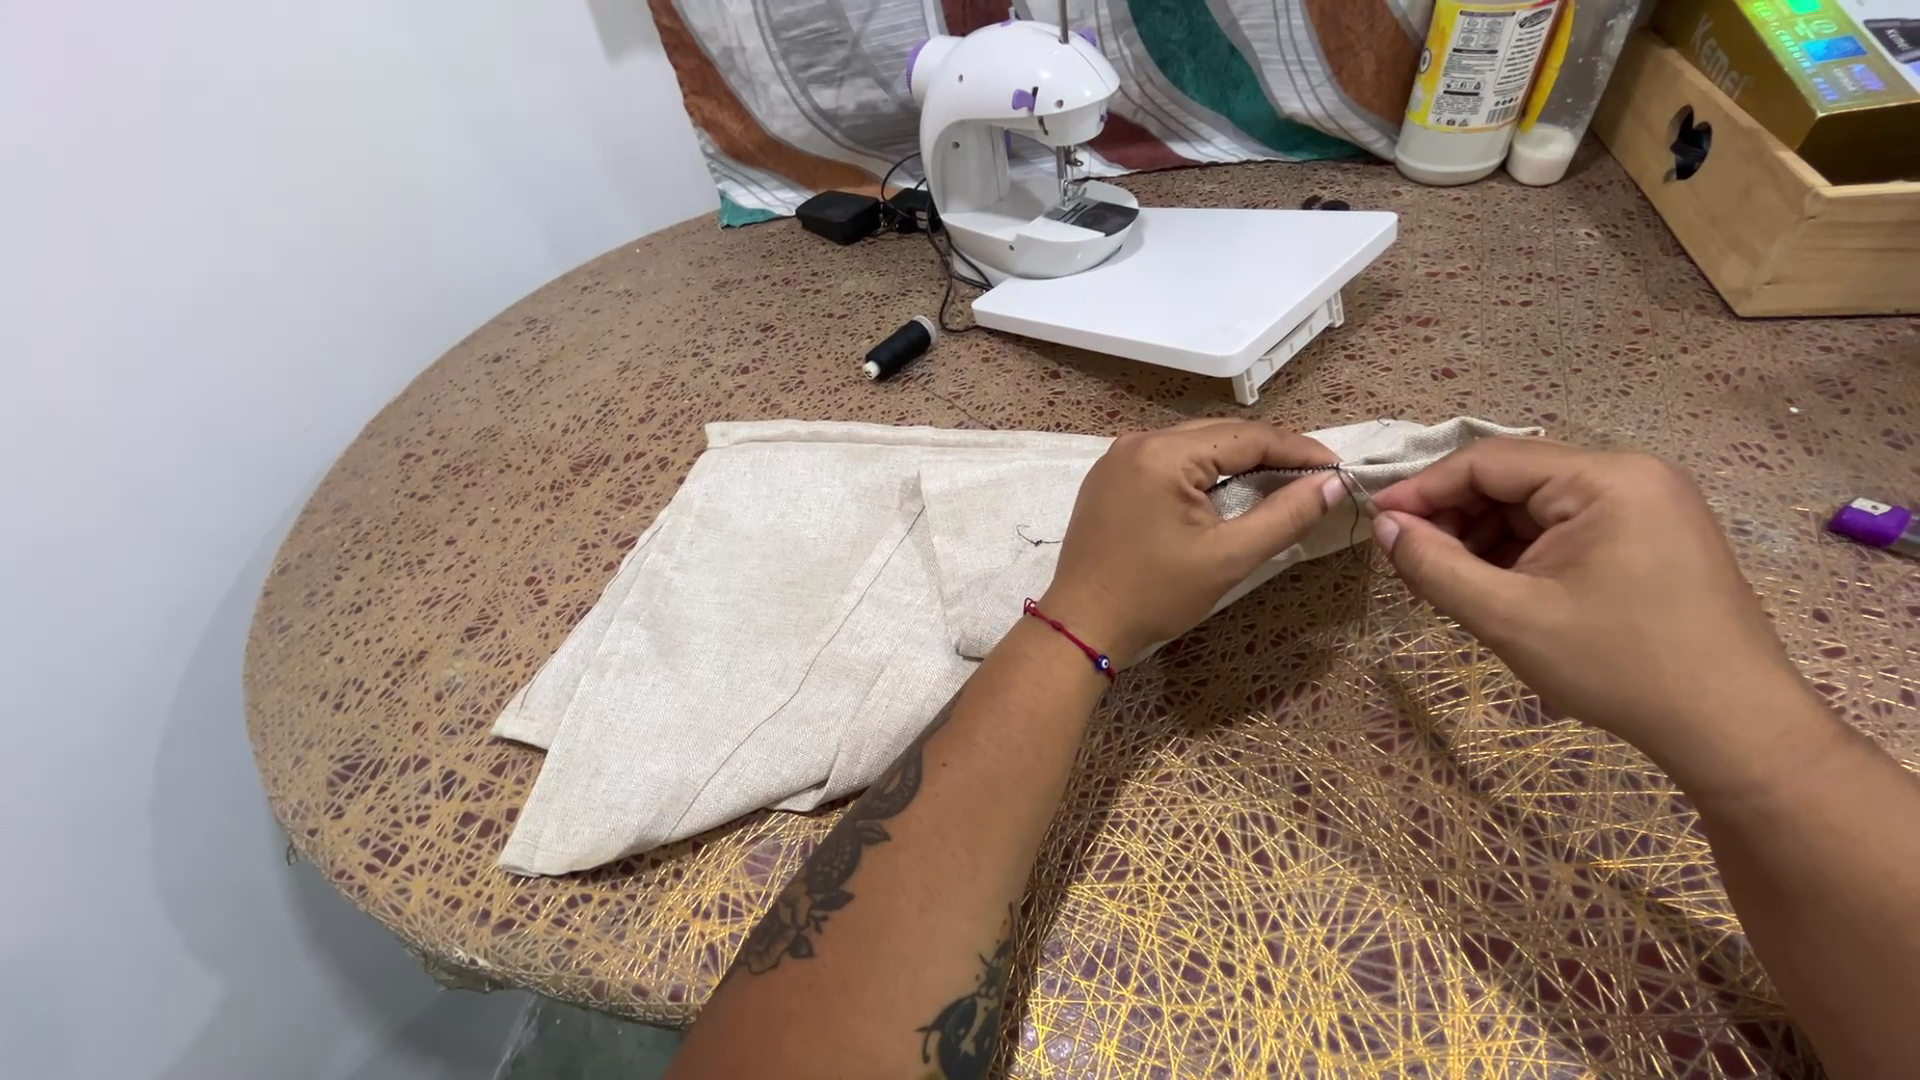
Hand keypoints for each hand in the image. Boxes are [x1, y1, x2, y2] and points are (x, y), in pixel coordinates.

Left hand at [1041, 420, 1338, 665]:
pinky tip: (1225, 492)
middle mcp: (1136, 442)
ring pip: (1193, 447)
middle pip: (1219, 435)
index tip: (1337, 468)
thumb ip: (1284, 517)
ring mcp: (1117, 459)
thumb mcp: (1227, 558)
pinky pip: (1167, 463)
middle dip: (1269, 453)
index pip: (1247, 436)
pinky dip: (1201, 473)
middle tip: (1313, 477)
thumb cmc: (1154, 594)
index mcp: (1163, 454)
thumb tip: (1331, 484)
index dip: (1298, 449)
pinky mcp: (1108, 479)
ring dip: (1235, 462)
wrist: (1082, 624)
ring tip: (1278, 483)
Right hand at [1368, 437, 1817, 775]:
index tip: (1374, 521)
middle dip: (1450, 517)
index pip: (1486, 461)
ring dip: (1477, 537)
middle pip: (1509, 479)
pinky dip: (1514, 551)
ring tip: (1444, 580)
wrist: (1732, 727)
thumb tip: (1382, 527)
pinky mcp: (1646, 536)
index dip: (1421, 488)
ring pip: (1529, 505)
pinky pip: (1558, 527)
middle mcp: (1628, 476)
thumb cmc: (1617, 665)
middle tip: (1407, 559)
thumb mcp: (1506, 615)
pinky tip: (1490, 585)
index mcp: (1605, 479)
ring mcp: (1644, 505)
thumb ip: (1432, 564)